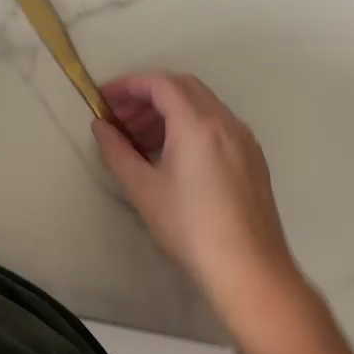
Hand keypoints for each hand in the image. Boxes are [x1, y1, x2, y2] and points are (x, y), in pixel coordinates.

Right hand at [92, 72, 301, 307]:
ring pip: (202, 105)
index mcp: (198, 125)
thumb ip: (117, 151)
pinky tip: (171, 155)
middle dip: (147, 95)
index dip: (128, 85)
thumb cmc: (190, 227)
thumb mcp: (143, 189)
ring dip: (168, 110)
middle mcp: (226, 123)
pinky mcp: (252, 159)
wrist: (249, 269)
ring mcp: (244, 140)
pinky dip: (189, 125)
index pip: (160, 84)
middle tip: (119, 118)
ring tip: (139, 139)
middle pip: (183, 87)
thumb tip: (101, 128)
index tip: (104, 99)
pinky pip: (216, 125)